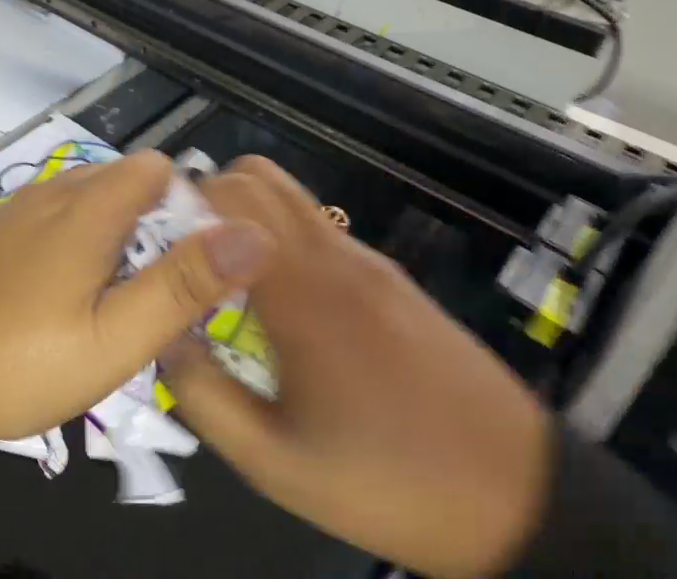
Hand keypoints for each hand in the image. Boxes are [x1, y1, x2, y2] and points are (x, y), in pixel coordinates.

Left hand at [0, 150, 281, 473]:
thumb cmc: (18, 365)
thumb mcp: (114, 339)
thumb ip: (183, 284)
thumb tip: (253, 232)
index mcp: (85, 207)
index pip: (158, 167)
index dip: (190, 208)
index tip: (196, 269)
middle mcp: (51, 193)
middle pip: (126, 183)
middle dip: (158, 229)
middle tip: (158, 302)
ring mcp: (17, 212)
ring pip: (91, 203)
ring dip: (119, 242)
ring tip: (117, 309)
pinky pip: (58, 221)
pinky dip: (80, 247)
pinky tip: (69, 303)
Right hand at [158, 156, 553, 578]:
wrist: (524, 500)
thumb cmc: (388, 483)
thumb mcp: (275, 463)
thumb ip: (202, 394)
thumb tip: (160, 334)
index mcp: (301, 291)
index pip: (228, 194)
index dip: (179, 203)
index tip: (152, 244)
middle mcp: (335, 258)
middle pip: (257, 176)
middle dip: (206, 200)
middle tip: (180, 256)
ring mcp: (370, 264)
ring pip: (291, 198)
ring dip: (244, 217)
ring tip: (221, 277)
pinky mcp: (394, 281)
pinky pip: (320, 232)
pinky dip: (281, 240)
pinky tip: (277, 302)